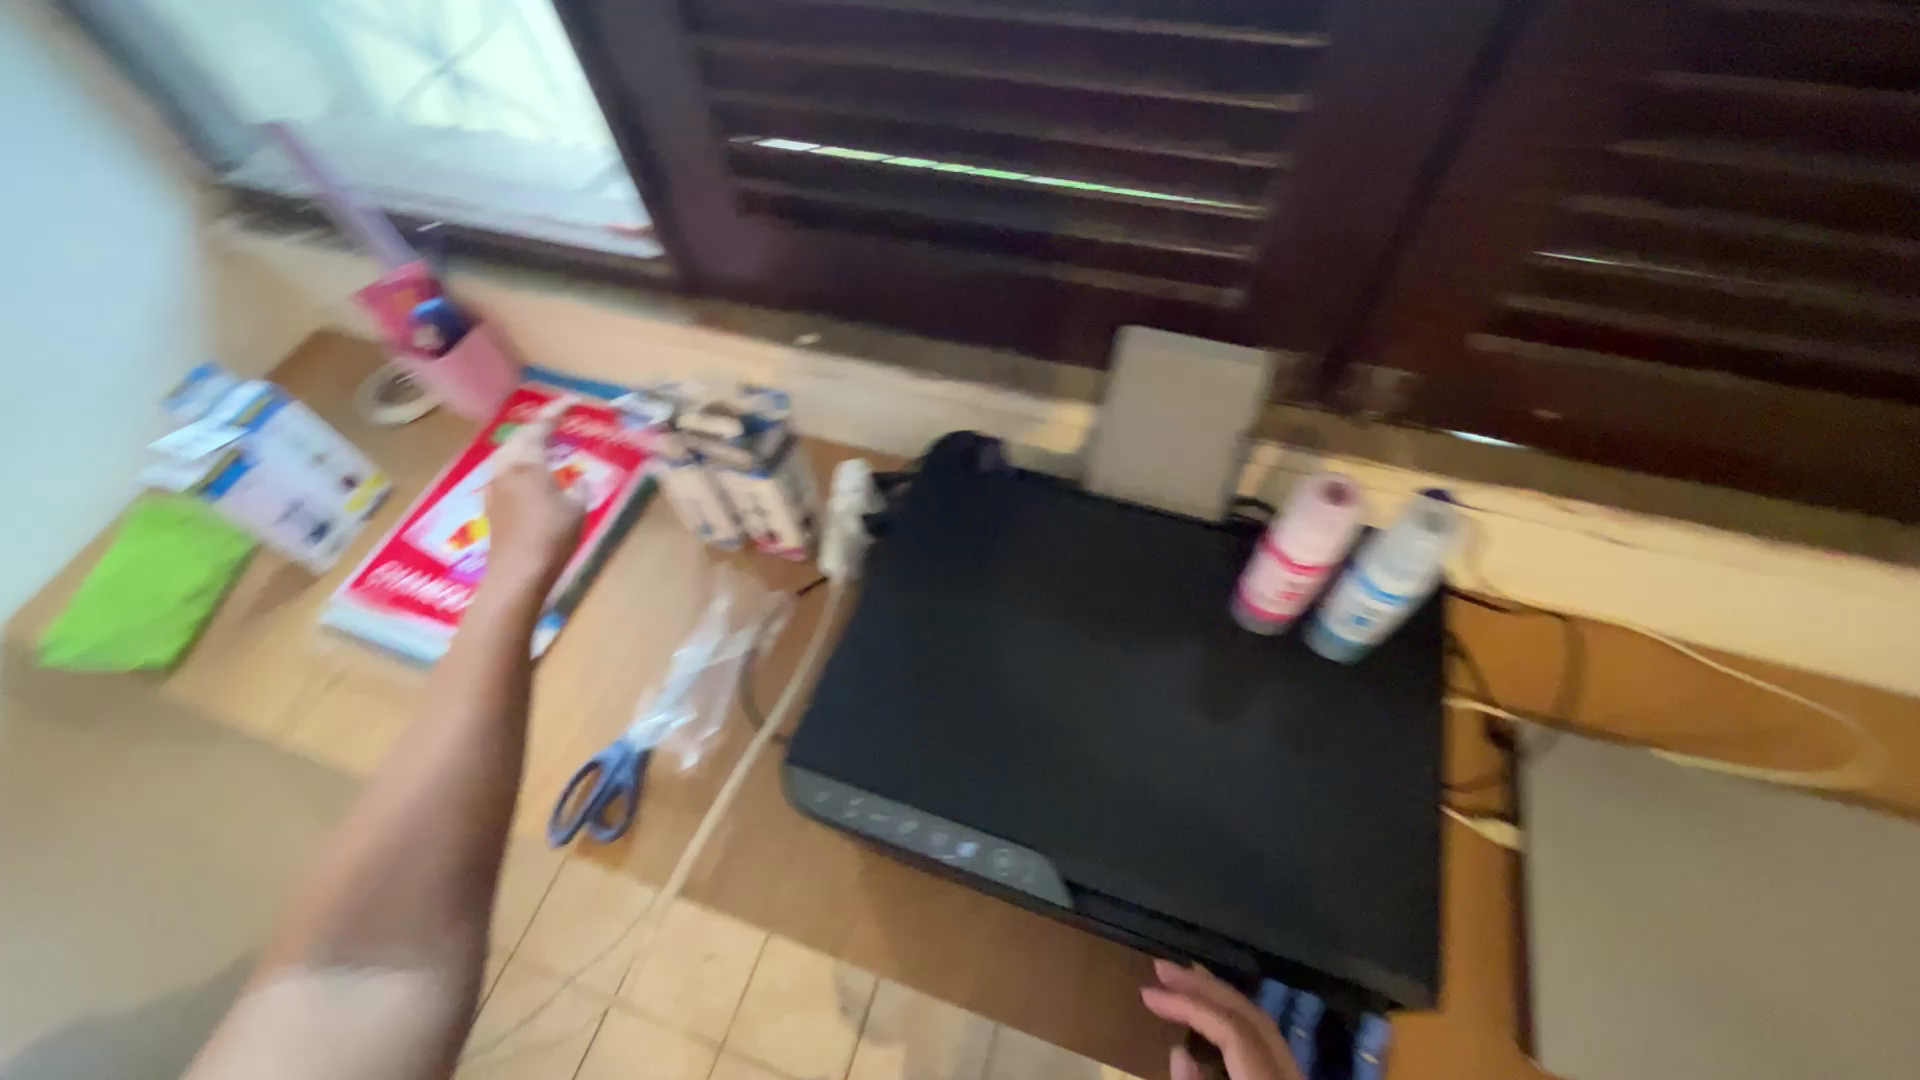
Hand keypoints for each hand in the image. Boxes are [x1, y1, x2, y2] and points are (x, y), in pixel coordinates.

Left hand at [483, 397, 585, 593]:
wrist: (518, 572)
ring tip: (548, 447)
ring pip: (511, 454)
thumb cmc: (552, 535)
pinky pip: (507, 472)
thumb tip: (579, 477)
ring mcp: (493, 484)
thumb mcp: (578, 506)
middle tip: (560, 424)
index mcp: (526, 460)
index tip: (573, 401)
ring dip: (529, 447)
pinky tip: (535, 476)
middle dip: (540, 428)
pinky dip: (523, 465)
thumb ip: (580, 486)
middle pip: (521, 436)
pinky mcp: (492, 502)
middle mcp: (504, 466)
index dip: (557, 411)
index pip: (541, 425)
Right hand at [1142, 960, 1305, 1079]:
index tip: (1148, 993)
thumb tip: (1179, 1052)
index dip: (1189, 1005)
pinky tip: (1211, 1016)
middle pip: (1251, 1016)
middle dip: (1204, 988)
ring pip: (1262, 1023)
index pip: (1232, 1029)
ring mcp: (1296, 1075)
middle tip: (1161, 968)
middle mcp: (1292, 1072)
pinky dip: (1235, 1018)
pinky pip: (1265, 1039)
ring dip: (1219, 997)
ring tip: (1182, 979)